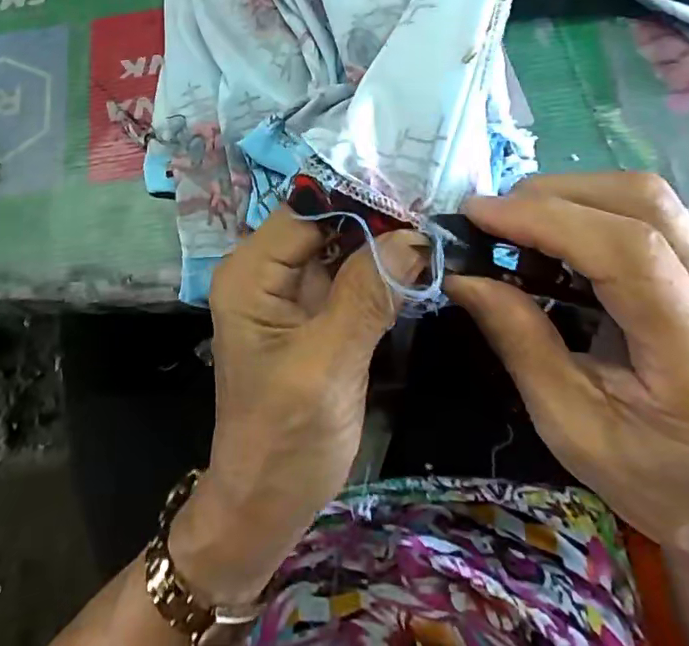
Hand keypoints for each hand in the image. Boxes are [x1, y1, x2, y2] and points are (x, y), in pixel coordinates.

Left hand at [170, 212, 416, 603]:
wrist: (267, 499)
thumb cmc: (286, 437)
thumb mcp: (328, 364)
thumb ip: (366, 296)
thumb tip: (413, 237)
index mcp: (250, 274)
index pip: (304, 213)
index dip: (357, 198)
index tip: (417, 189)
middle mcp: (263, 272)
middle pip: (321, 225)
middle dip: (374, 215)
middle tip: (438, 205)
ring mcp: (288, 294)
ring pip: (337, 248)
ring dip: (381, 239)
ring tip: (437, 222)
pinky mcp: (312, 316)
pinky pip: (346, 278)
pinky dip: (378, 269)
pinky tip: (418, 260)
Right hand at [443, 172, 688, 547]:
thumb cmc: (640, 474)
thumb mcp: (565, 422)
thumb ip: (518, 340)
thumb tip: (461, 274)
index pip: (631, 253)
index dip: (547, 219)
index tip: (477, 215)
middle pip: (645, 205)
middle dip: (553, 194)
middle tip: (491, 220)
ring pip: (649, 199)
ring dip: (570, 196)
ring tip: (517, 228)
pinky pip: (651, 218)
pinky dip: (589, 212)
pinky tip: (556, 245)